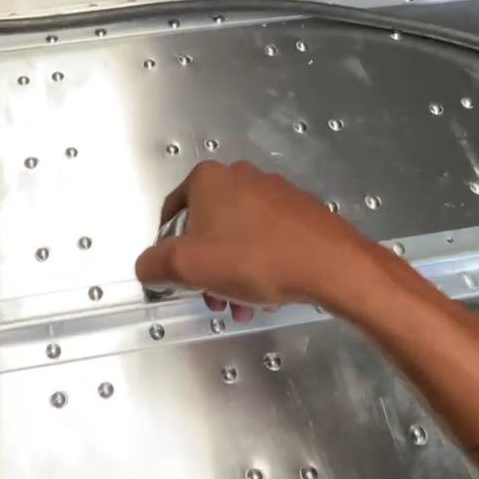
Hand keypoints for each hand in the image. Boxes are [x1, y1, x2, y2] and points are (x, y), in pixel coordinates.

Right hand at [134, 160, 374, 320]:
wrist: (331, 264)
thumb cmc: (256, 259)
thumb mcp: (189, 267)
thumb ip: (155, 265)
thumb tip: (147, 265)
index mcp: (208, 179)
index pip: (172, 210)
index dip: (168, 247)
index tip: (177, 274)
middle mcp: (239, 175)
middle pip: (207, 226)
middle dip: (206, 266)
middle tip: (213, 298)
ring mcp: (273, 190)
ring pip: (238, 235)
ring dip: (233, 270)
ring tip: (245, 303)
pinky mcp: (299, 208)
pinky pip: (267, 236)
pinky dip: (260, 262)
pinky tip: (269, 292)